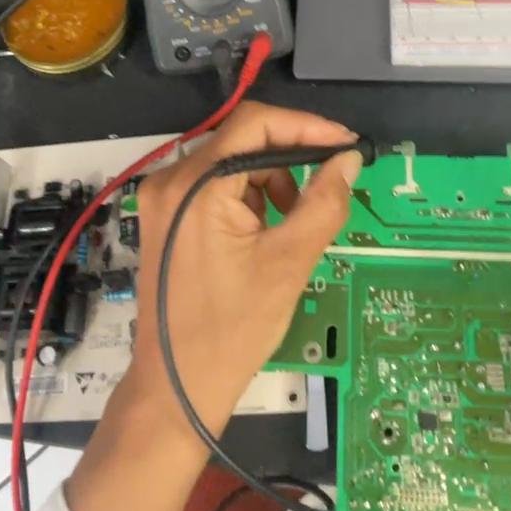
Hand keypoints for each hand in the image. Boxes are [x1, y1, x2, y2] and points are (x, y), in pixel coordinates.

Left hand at [65, 102, 360, 510]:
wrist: (177, 387)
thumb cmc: (234, 329)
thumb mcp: (289, 262)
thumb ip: (323, 202)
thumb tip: (348, 159)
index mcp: (195, 185)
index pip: (254, 123)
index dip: (305, 126)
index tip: (345, 144)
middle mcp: (170, 178)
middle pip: (241, 138)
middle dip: (291, 155)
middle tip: (331, 178)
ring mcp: (163, 197)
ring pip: (229, 160)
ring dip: (270, 177)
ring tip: (295, 218)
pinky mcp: (165, 215)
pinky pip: (213, 184)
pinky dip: (247, 194)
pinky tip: (266, 227)